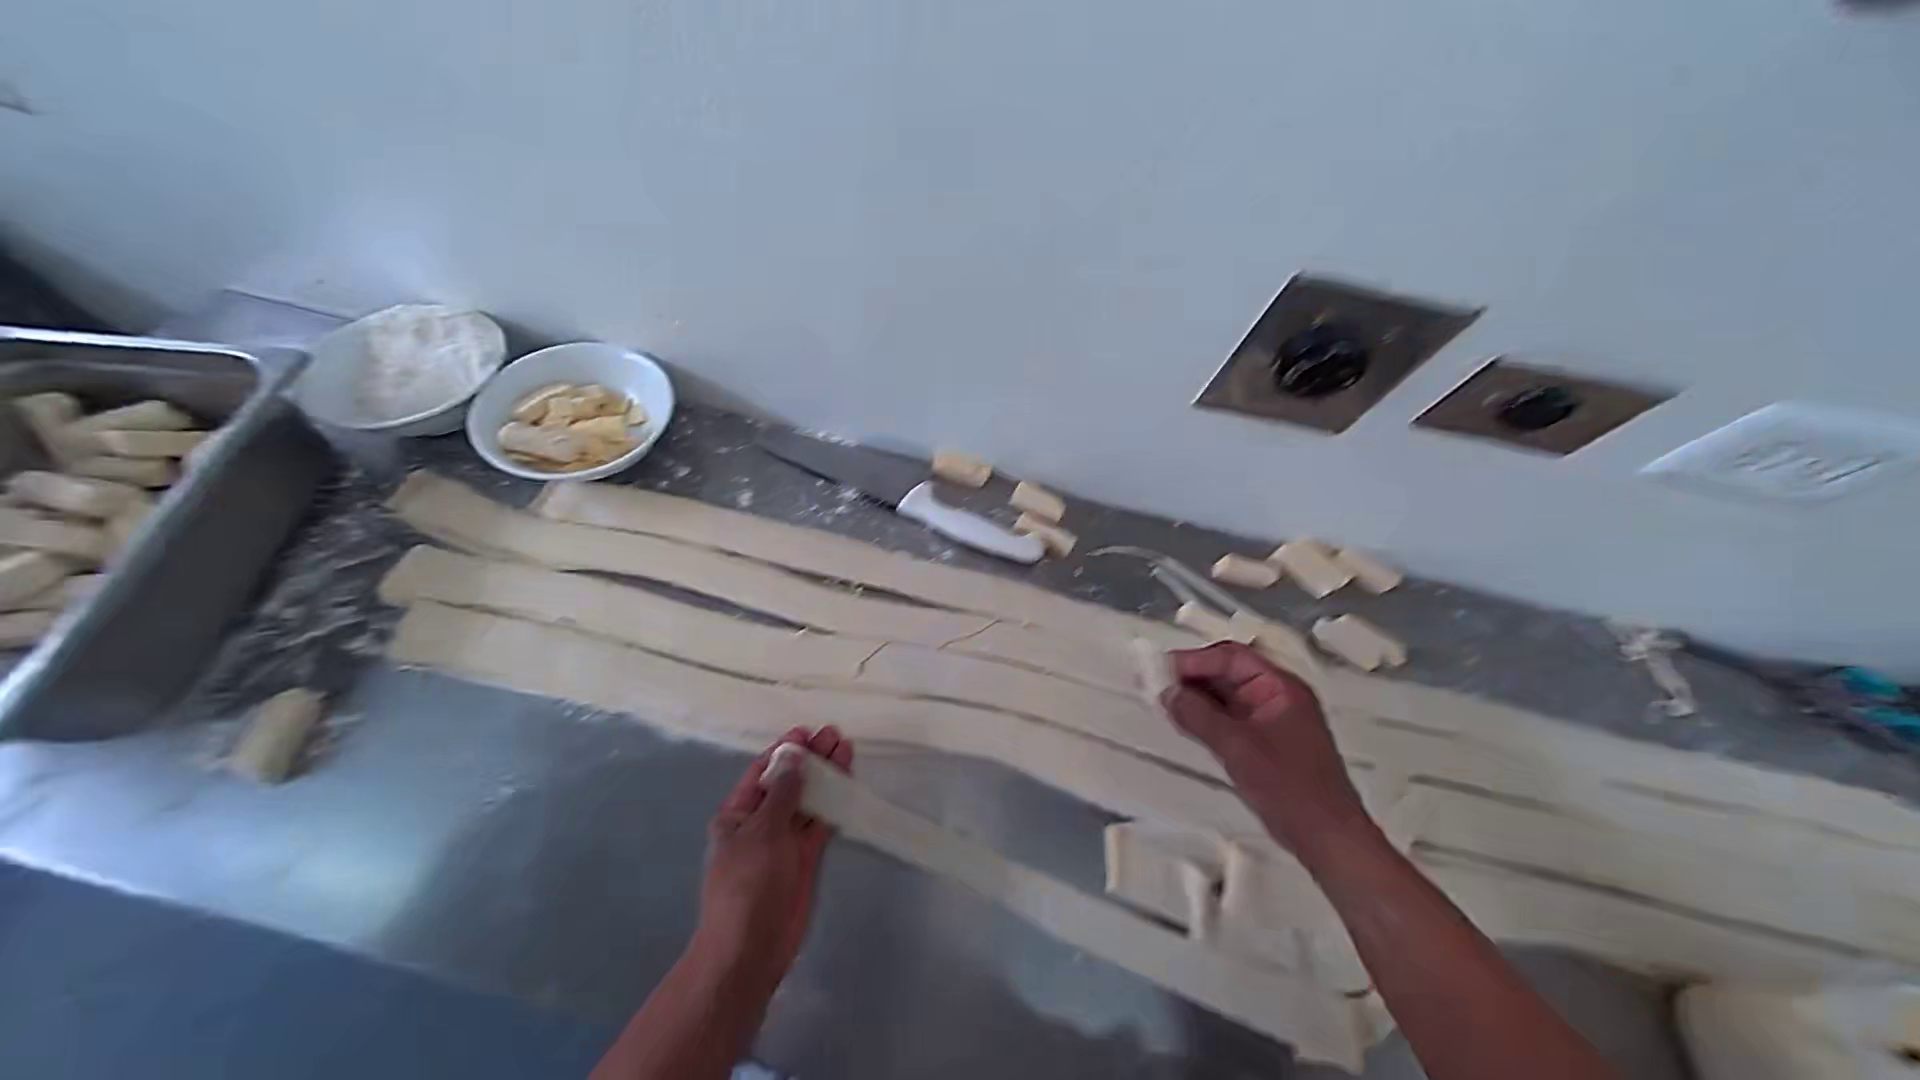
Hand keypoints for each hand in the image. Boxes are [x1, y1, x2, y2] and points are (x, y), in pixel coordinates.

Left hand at [692, 726, 852, 989]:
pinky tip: (846, 783)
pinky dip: (832, 804)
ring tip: (845, 748)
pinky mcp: (804, 858)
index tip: (806, 731)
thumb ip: (782, 792)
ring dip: (824, 777)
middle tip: (834, 734)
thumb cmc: (746, 883)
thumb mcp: (761, 831)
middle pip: (788, 783)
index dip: (783, 750)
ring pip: (807, 801)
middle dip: (809, 759)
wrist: (750, 948)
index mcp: (736, 814)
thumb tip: (792, 756)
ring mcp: (783, 842)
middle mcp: (760, 824)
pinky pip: (819, 824)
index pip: (761, 772)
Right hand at [1162, 642, 1372, 852]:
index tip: (1162, 670)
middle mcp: (1276, 696)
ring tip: (1165, 703)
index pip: (1231, 657)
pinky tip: (1184, 722)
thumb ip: (1199, 716)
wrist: (1328, 838)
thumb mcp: (1238, 747)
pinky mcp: (1264, 742)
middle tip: (1156, 685)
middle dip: (1192, 677)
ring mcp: (1271, 719)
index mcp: (1281, 687)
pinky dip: (1205, 716)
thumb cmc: (1291, 788)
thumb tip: (1167, 693)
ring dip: (1196, 697)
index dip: (1194, 660)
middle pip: (1228, 672)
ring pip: (1226, 695)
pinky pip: (1228, 717)